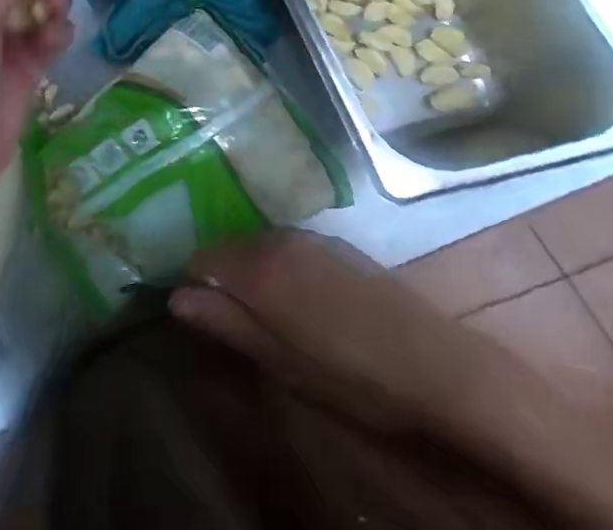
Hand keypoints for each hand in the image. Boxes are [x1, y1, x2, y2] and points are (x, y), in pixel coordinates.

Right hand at [170, 230, 498, 428]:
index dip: (194, 286)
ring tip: (272, 314)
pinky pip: (288, 245)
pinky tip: (304, 300)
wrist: (436, 363)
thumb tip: (176, 299)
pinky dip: (281, 265)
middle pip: (229, 247)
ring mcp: (311, 237)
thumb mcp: (279, 361)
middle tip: (238, 322)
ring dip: (253, 271)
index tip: (206, 317)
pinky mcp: (337, 243)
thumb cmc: (350, 374)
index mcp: (258, 268)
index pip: (200, 258)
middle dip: (224, 278)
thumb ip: (225, 323)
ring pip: (259, 244)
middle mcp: (278, 239)